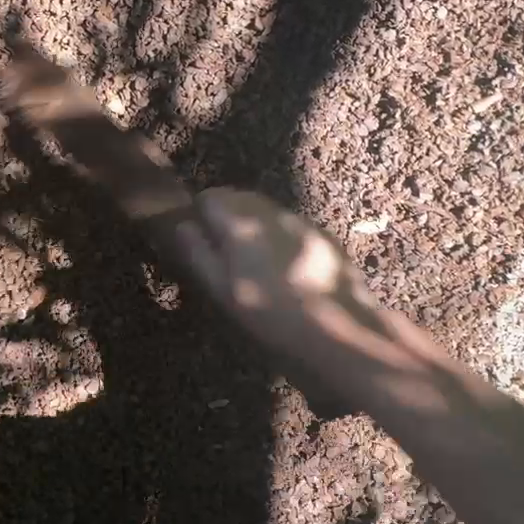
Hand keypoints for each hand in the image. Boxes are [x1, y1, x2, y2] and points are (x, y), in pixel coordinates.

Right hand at [177, 188, 453, 409]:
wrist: (339, 327)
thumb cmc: (270, 312)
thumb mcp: (222, 290)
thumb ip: (200, 253)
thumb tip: (184, 227)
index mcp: (241, 224)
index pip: (211, 196)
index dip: (200, 211)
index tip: (198, 233)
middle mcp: (270, 213)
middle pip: (239, 197)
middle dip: (225, 213)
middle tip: (220, 246)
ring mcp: (299, 221)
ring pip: (265, 208)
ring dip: (251, 222)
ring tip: (250, 256)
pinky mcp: (321, 234)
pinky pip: (288, 222)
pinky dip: (276, 232)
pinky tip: (281, 264)